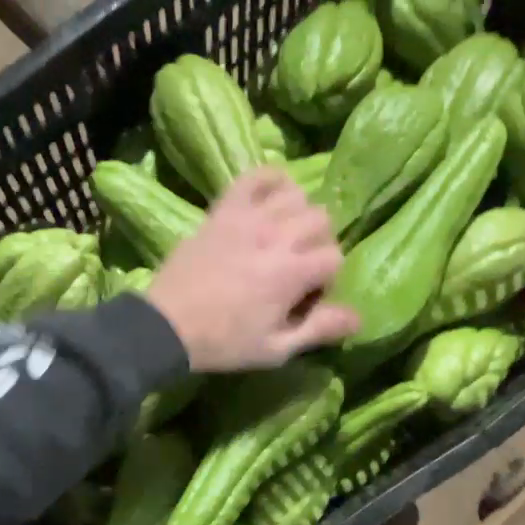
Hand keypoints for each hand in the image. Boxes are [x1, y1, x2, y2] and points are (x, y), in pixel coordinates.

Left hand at [145, 167, 359, 372]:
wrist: (167, 327)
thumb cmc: (224, 344)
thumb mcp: (274, 349)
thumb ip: (317, 330)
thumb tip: (358, 317)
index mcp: (291, 273)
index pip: (335, 258)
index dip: (328, 279)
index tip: (309, 298)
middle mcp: (276, 236)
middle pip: (321, 220)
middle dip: (319, 244)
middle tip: (300, 268)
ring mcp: (248, 217)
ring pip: (296, 194)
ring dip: (299, 215)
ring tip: (285, 237)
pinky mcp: (224, 209)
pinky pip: (257, 175)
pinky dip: (272, 180)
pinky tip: (272, 200)